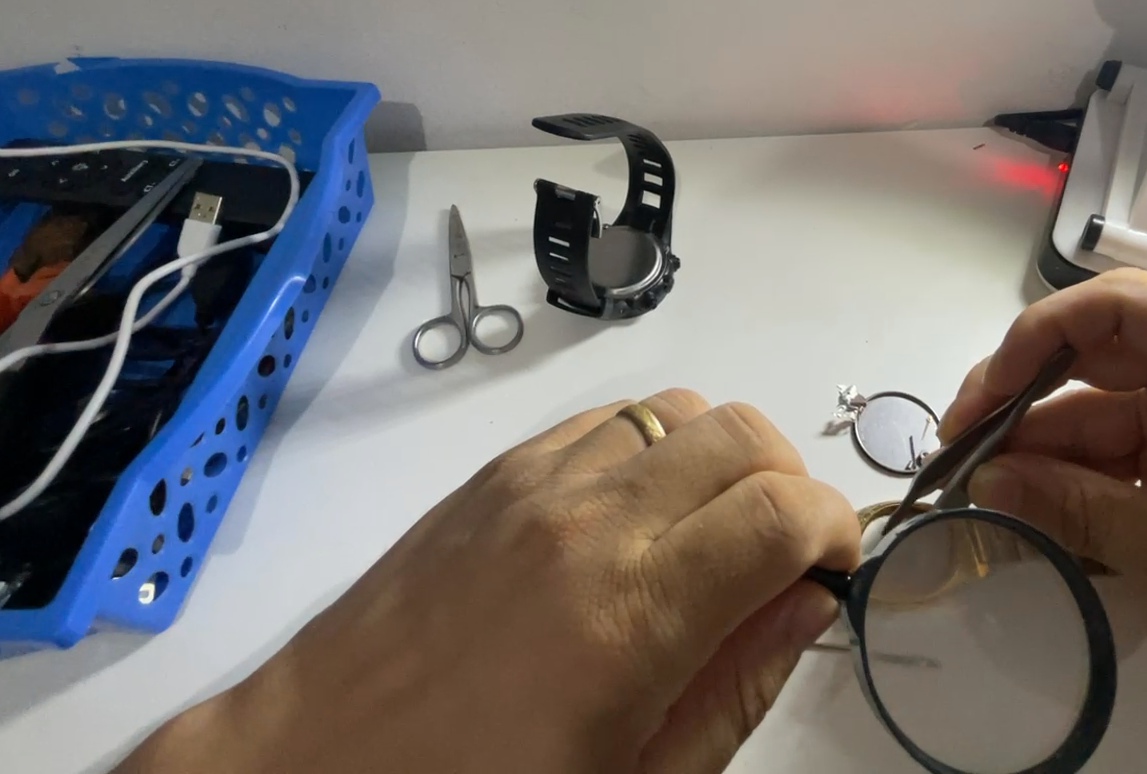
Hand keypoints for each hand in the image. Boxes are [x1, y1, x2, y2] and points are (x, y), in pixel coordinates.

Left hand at [120, 390, 858, 773]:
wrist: (312, 768)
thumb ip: (738, 681)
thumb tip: (807, 596)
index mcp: (636, 612)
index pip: (782, 510)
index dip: (834, 528)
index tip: (831, 567)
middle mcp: (594, 516)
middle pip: (741, 433)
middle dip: (788, 480)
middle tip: (778, 548)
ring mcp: (541, 478)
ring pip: (678, 408)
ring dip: (719, 456)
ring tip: (706, 524)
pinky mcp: (499, 468)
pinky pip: (607, 418)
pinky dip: (651, 444)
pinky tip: (636, 504)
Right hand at [943, 270, 1146, 771]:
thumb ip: (1083, 512)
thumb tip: (982, 482)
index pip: (1128, 306)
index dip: (1042, 335)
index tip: (987, 394)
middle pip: (1100, 350)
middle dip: (1022, 390)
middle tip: (961, 440)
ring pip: (1100, 404)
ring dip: (1040, 442)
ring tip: (980, 483)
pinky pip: (1120, 447)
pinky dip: (1073, 473)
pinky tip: (1028, 500)